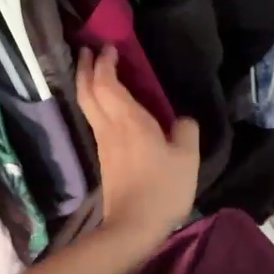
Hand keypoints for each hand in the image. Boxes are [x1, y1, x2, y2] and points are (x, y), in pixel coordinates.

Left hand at [76, 46, 198, 254]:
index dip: (104, 63)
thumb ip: (185, 130)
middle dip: (86, 69)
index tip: (109, 46)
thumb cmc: (163, 189)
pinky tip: (108, 107)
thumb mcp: (187, 158)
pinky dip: (97, 105)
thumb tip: (180, 120)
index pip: (106, 83)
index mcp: (128, 121)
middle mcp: (109, 128)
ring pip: (88, 107)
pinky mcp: (104, 160)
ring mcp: (103, 145)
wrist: (133, 227)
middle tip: (89, 51)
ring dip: (88, 86)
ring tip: (95, 72)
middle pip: (87, 92)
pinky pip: (96, 122)